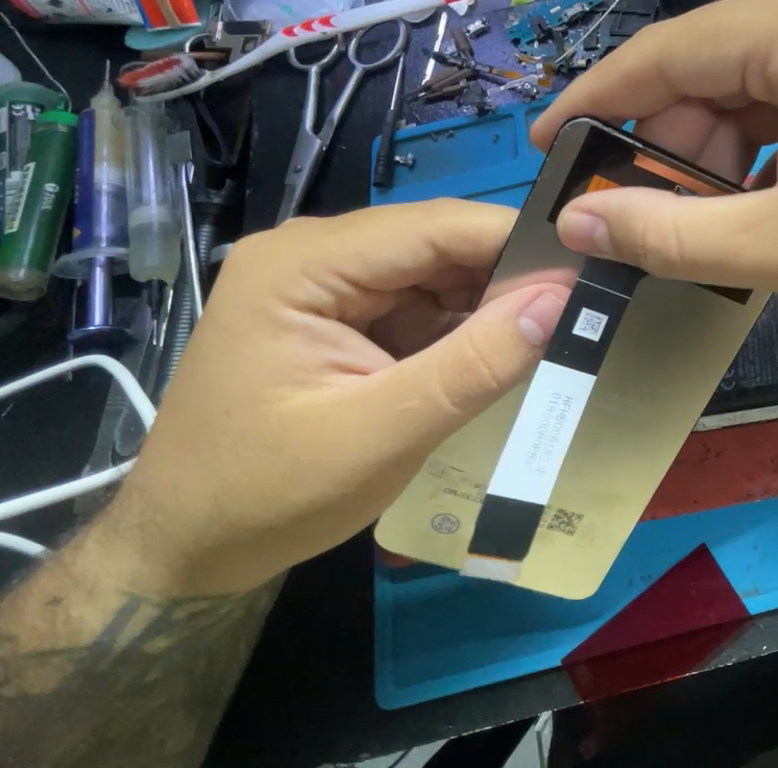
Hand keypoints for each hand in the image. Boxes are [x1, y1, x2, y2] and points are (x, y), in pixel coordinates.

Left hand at [94, 200, 571, 595]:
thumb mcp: (381, 435)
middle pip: (441, 241)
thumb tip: (562, 300)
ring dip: (495, 299)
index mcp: (301, 265)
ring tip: (556, 327)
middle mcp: (313, 255)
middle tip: (583, 306)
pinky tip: (505, 347)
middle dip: (511, 272)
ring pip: (441, 269)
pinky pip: (427, 300)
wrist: (187, 550)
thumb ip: (474, 365)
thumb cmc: (266, 496)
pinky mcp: (346, 313)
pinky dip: (469, 323)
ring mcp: (329, 283)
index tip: (590, 271)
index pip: (436, 226)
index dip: (518, 242)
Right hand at [530, 0, 777, 341]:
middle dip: (671, 145)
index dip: (598, 103)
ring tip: (706, 226)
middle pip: (712, 71)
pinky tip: (759, 206)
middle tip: (642, 219)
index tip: (549, 146)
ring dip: (720, 157)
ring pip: (754, 91)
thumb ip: (671, 232)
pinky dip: (766, 152)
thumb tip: (579, 222)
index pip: (668, 52)